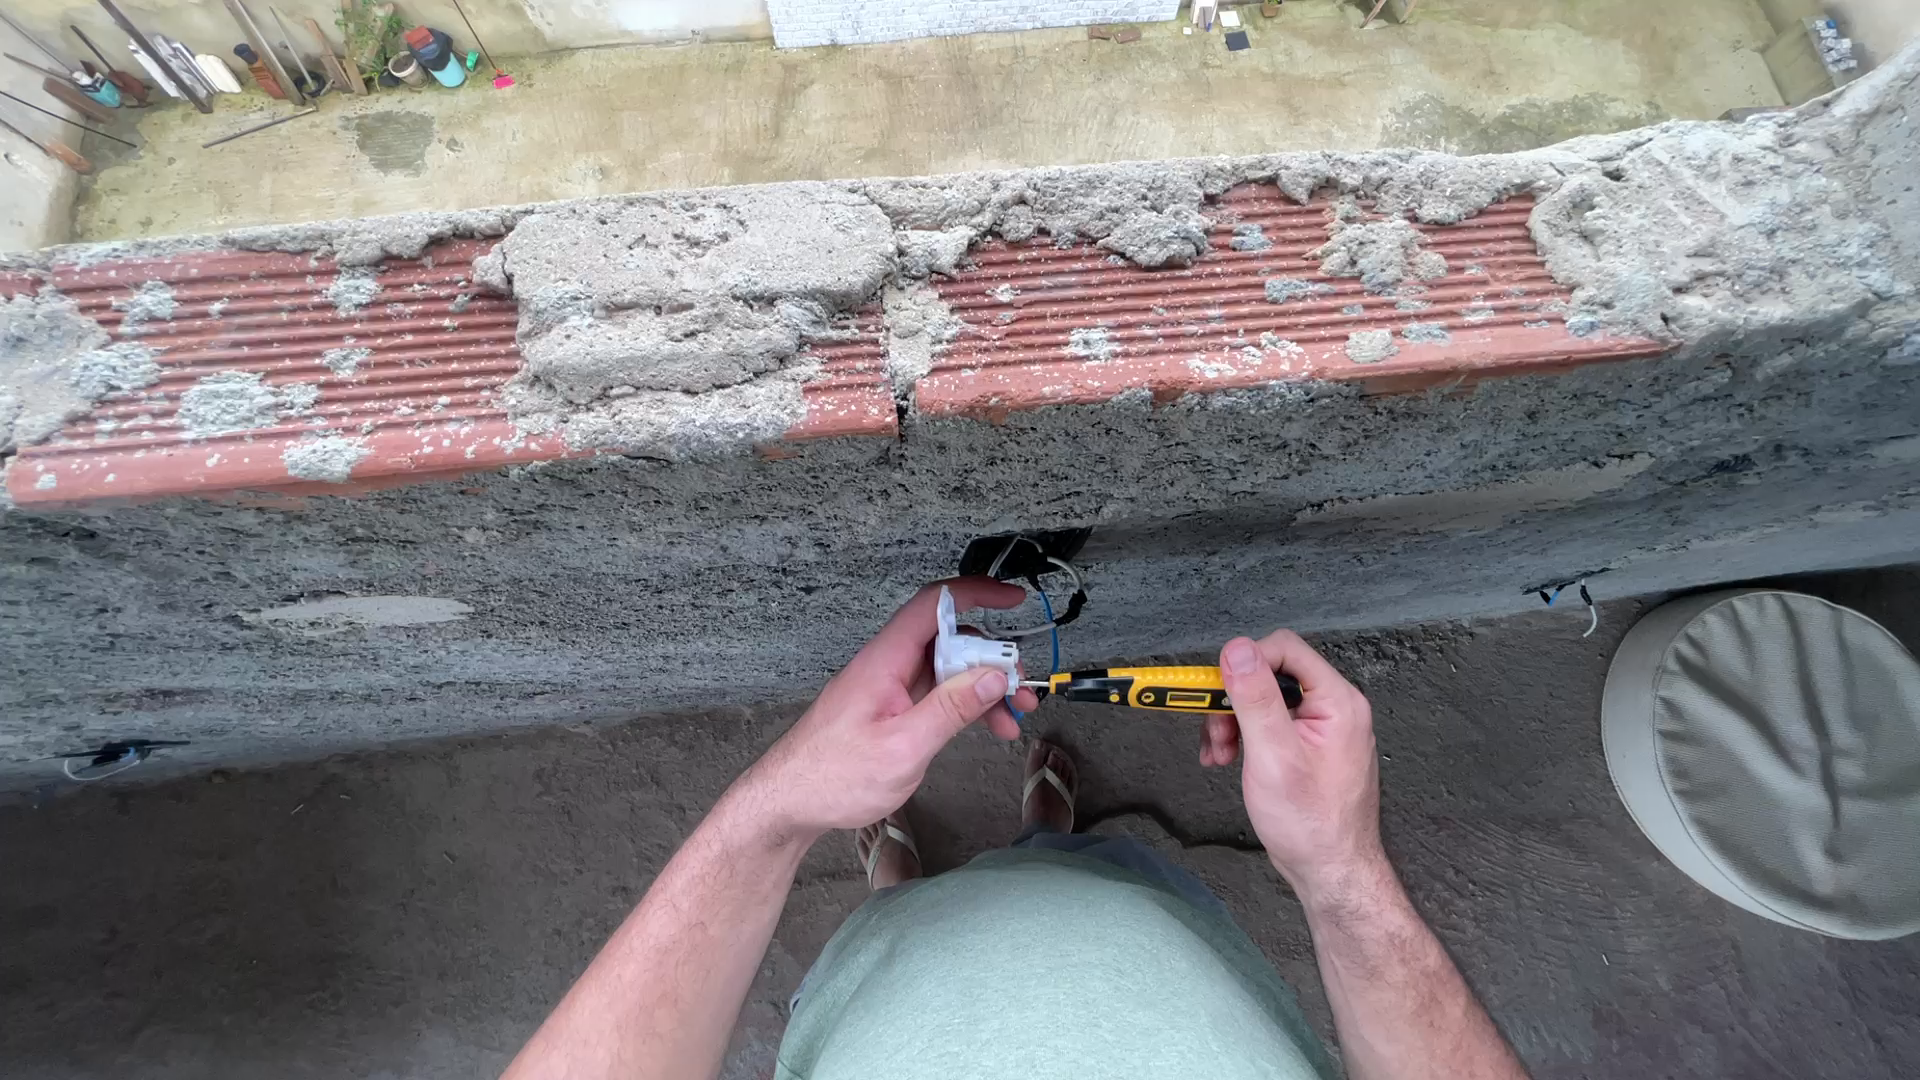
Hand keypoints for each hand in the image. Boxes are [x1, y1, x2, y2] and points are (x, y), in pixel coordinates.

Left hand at [740, 577, 1039, 844]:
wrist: (789, 803)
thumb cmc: (833, 777)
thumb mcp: (903, 748)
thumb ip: (950, 708)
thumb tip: (992, 676)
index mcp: (885, 659)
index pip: (935, 604)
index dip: (977, 592)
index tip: (1012, 598)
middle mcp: (888, 663)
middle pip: (950, 638)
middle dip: (993, 658)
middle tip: (1022, 687)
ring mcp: (889, 684)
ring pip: (947, 667)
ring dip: (983, 686)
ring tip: (1012, 717)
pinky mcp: (891, 705)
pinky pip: (936, 690)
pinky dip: (964, 703)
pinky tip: (985, 725)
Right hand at [1204, 631, 1384, 898]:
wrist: (1329, 873)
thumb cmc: (1308, 822)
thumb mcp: (1273, 754)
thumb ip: (1255, 697)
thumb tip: (1236, 647)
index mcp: (1336, 701)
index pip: (1284, 650)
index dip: (1245, 663)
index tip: (1215, 691)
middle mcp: (1332, 707)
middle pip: (1268, 674)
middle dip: (1231, 700)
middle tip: (1216, 734)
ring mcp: (1319, 726)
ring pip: (1261, 698)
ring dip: (1230, 721)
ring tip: (1220, 754)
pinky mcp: (1304, 743)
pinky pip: (1265, 721)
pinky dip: (1240, 735)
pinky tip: (1226, 758)